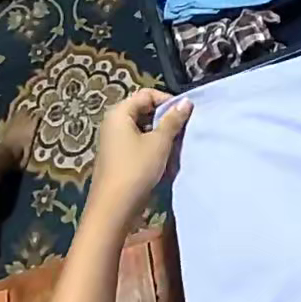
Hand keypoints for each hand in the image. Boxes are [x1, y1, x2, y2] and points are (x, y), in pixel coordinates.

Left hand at [84, 88, 191, 236]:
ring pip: (144, 128)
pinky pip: (139, 143)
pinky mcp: (119, 156)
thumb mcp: (160, 142)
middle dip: (166, 119)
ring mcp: (115, 141)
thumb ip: (173, 120)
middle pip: (145, 110)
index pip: (147, 94)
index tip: (184, 115)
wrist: (114, 207)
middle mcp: (114, 124)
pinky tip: (165, 160)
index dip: (167, 101)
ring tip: (175, 146)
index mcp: (119, 114)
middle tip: (182, 130)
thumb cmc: (137, 168)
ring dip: (162, 134)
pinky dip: (154, 147)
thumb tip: (186, 102)